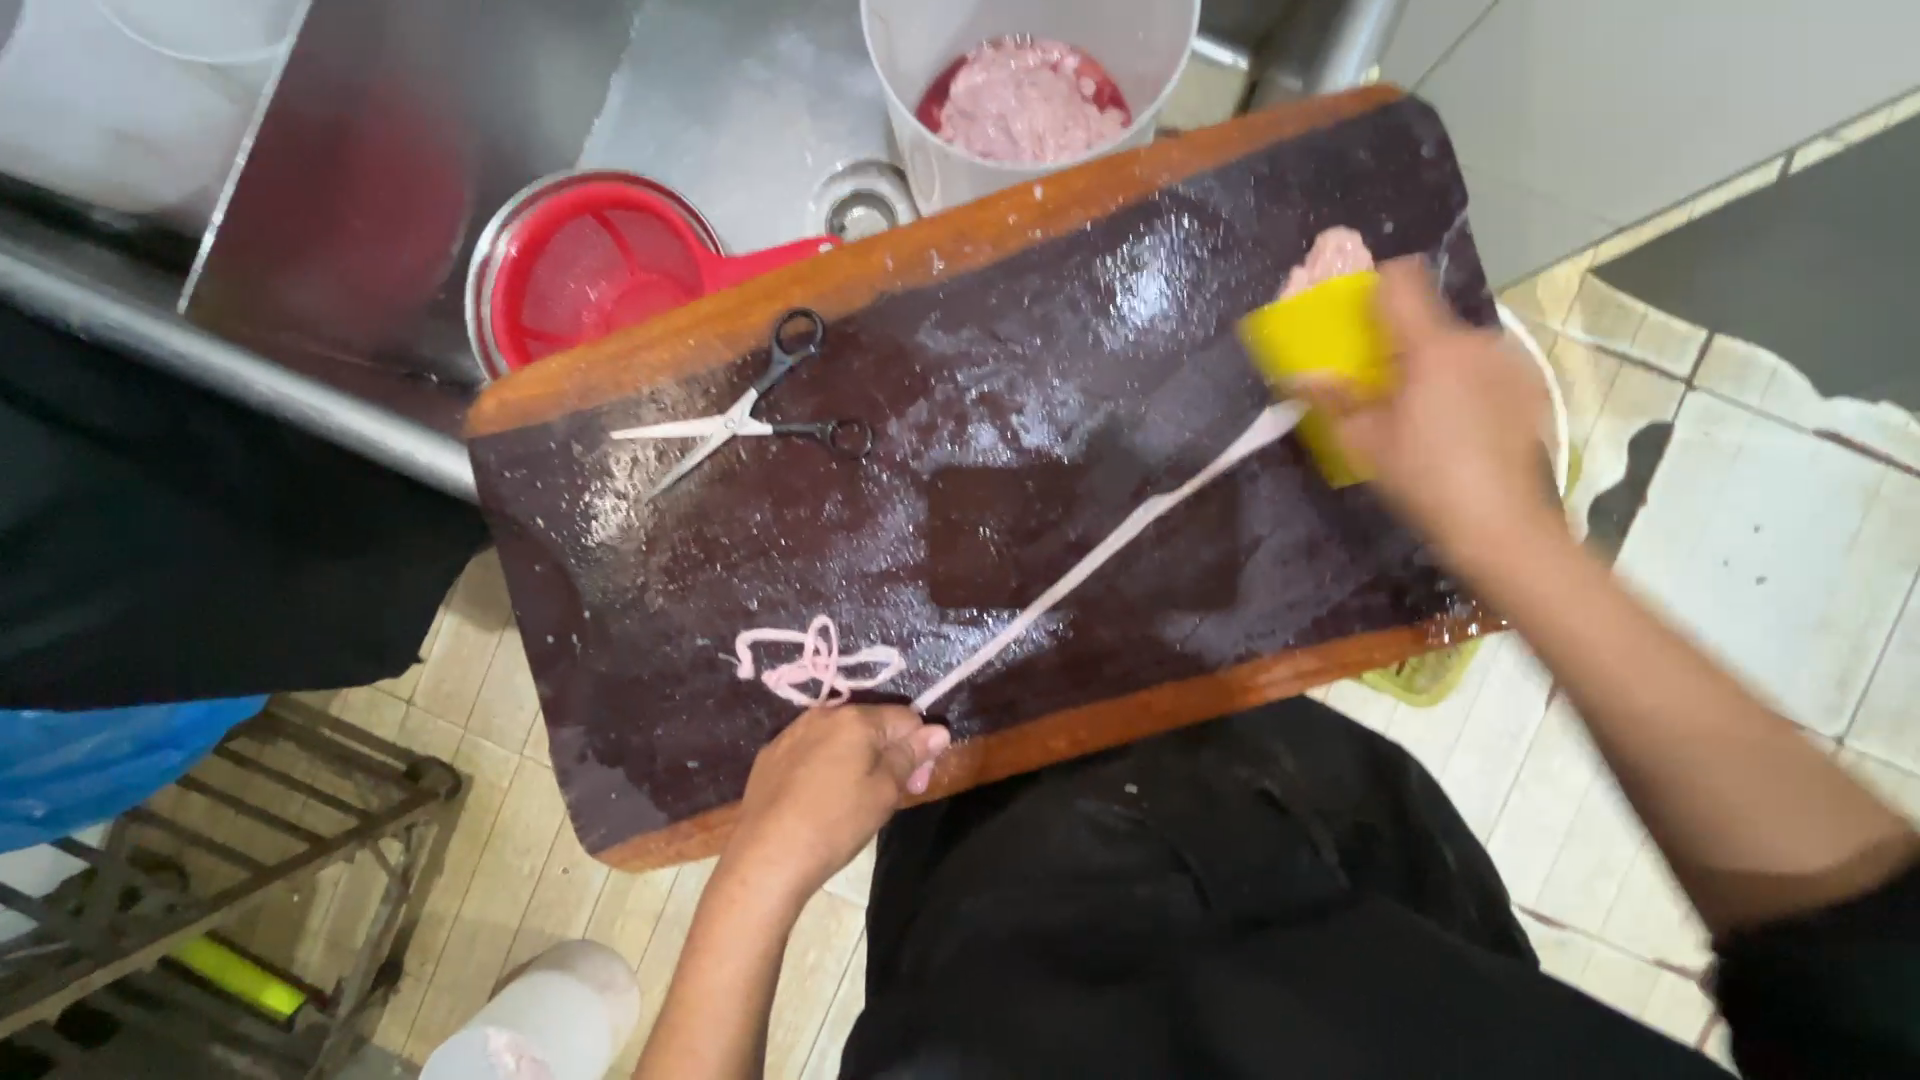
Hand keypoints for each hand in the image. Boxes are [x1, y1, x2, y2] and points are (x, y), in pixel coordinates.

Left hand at [723, 705, 950, 899]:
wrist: (765, 857)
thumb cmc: (835, 824)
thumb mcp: (884, 792)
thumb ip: (911, 755)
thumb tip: (938, 729)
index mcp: (855, 718)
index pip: (907, 718)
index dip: (921, 749)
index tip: (917, 785)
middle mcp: (822, 715)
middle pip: (872, 724)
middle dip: (890, 753)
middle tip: (891, 796)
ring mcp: (791, 733)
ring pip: (840, 737)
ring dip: (857, 758)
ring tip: (853, 800)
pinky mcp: (770, 755)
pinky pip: (811, 750)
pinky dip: (825, 766)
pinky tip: (820, 799)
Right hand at [1321, 258, 1561, 558]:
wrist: (1500, 523)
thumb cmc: (1422, 478)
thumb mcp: (1362, 442)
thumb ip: (1330, 398)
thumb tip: (1298, 375)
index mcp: (1430, 346)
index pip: (1400, 279)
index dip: (1374, 286)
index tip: (1355, 318)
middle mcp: (1475, 340)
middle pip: (1427, 319)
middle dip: (1399, 342)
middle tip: (1379, 384)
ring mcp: (1509, 361)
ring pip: (1457, 345)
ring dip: (1433, 364)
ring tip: (1421, 411)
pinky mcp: (1530, 386)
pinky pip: (1484, 367)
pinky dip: (1464, 383)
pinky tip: (1457, 426)